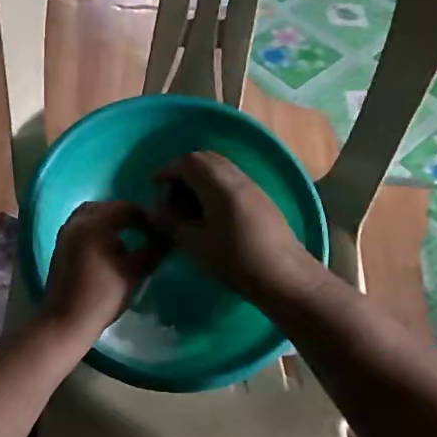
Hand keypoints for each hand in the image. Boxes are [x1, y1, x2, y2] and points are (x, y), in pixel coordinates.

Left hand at [41, 201, 163, 338]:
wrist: (66, 320)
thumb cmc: (103, 296)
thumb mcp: (133, 273)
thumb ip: (151, 251)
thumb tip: (166, 239)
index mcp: (94, 225)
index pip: (124, 209)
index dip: (145, 217)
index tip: (159, 230)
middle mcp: (76, 223)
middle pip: (105, 207)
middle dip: (125, 215)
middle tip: (143, 229)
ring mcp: (65, 234)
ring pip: (89, 215)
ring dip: (108, 221)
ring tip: (126, 237)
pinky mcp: (60, 247)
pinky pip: (80, 227)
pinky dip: (95, 229)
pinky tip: (108, 246)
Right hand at [152, 151, 321, 299]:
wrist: (284, 277)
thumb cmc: (236, 261)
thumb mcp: (196, 245)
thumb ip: (171, 223)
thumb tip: (152, 209)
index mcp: (221, 187)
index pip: (189, 162)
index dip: (168, 170)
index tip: (154, 186)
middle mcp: (238, 179)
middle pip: (206, 159)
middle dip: (183, 171)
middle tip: (169, 194)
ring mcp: (253, 187)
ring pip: (220, 168)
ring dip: (199, 179)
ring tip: (187, 205)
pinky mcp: (261, 199)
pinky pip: (231, 180)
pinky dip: (213, 186)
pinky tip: (208, 212)